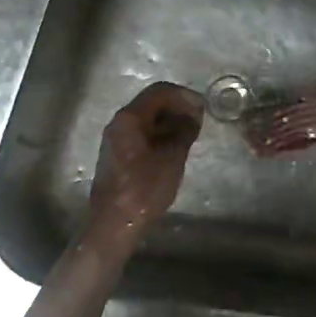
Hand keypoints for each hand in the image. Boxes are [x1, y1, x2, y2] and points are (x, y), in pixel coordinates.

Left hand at [88, 82, 204, 249]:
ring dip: (168, 121)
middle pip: (151, 103)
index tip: (202, 107)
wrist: (113, 225)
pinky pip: (140, 132)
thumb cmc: (143, 189)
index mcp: (129, 118)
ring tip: (190, 133)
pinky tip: (173, 146)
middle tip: (198, 119)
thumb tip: (192, 116)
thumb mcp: (171, 158)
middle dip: (176, 106)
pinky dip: (159, 133)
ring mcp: (115, 138)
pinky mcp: (117, 153)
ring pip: (146, 118)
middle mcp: (119, 122)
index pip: (159, 92)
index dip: (183, 95)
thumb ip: (183, 132)